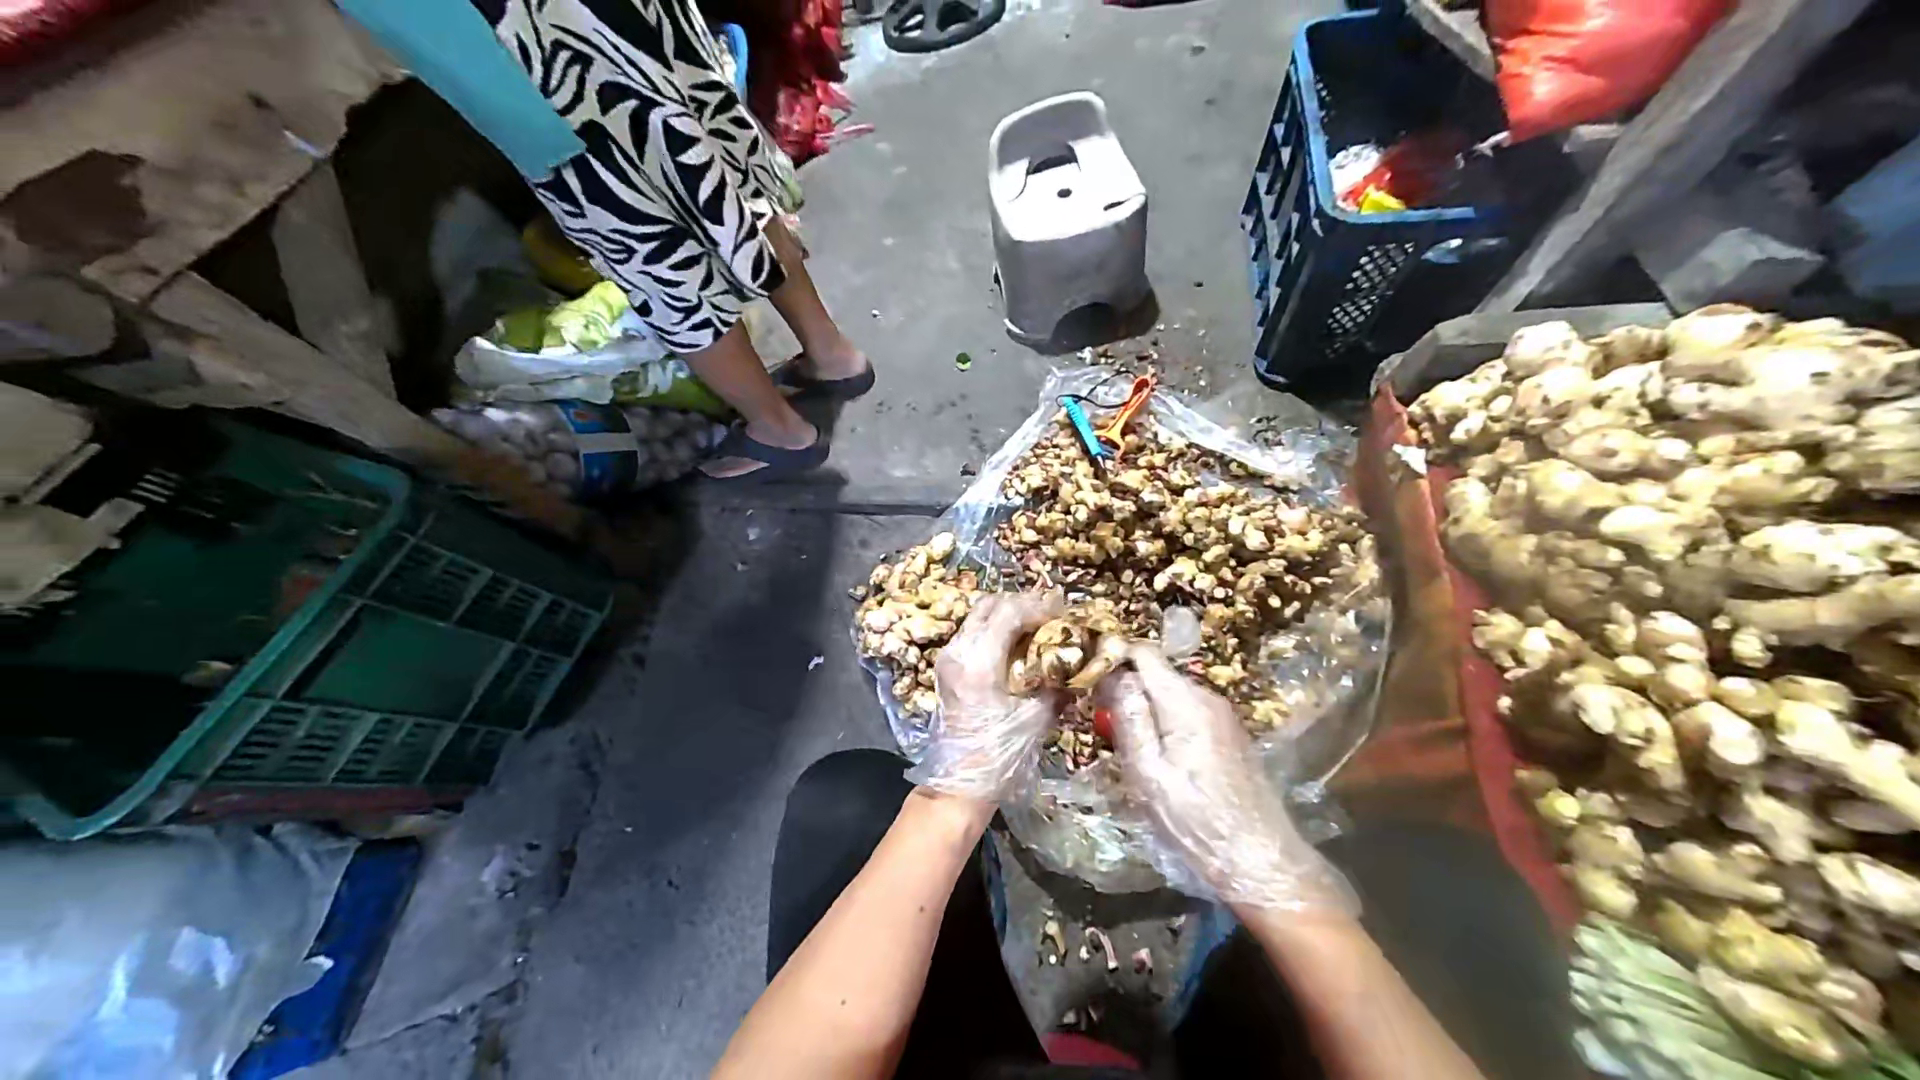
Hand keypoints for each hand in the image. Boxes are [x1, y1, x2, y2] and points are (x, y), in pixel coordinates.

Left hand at [906, 590, 1065, 803]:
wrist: (958, 783)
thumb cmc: (1000, 755)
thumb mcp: (1037, 716)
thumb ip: (1056, 681)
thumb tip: (1079, 659)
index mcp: (978, 662)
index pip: (1009, 612)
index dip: (1039, 607)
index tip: (1064, 615)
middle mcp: (958, 651)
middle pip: (991, 605)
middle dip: (1023, 605)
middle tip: (1053, 616)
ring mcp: (949, 657)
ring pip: (980, 616)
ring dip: (1010, 616)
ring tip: (1040, 628)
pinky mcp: (948, 666)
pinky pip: (975, 632)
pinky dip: (998, 630)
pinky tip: (1021, 645)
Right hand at [1098, 646, 1353, 912]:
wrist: (1260, 861)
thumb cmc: (1196, 822)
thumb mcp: (1149, 774)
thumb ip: (1130, 718)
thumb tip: (1114, 673)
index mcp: (1186, 702)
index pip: (1143, 653)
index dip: (1112, 656)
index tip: (1086, 676)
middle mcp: (1208, 697)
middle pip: (1155, 672)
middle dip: (1125, 687)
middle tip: (1100, 720)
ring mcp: (1222, 715)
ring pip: (1169, 693)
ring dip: (1143, 707)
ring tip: (1122, 741)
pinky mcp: (1228, 733)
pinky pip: (1185, 711)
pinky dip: (1163, 721)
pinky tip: (1155, 755)